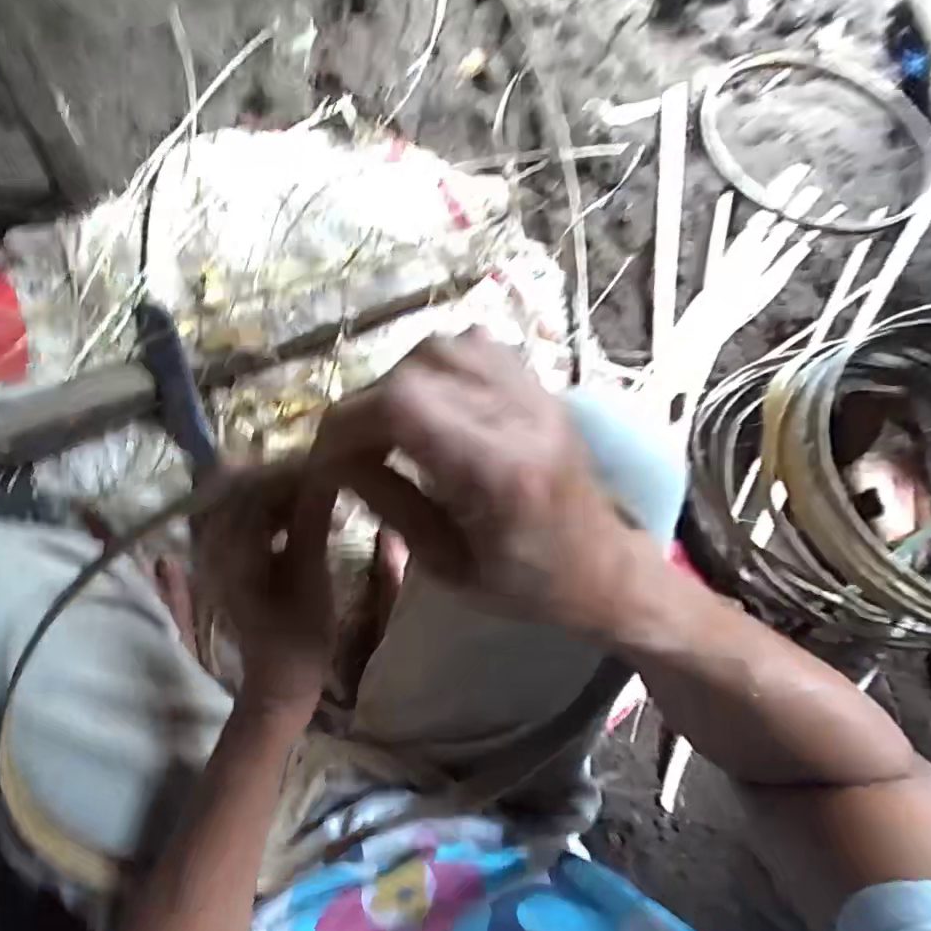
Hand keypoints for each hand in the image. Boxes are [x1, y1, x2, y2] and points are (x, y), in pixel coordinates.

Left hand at [193, 464, 337, 715]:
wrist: (280, 681)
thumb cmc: (300, 634)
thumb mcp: (311, 573)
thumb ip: (311, 518)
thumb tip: (324, 471)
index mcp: (232, 550)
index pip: (250, 488)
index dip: (284, 471)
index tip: (321, 464)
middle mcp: (214, 547)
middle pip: (239, 490)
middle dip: (278, 477)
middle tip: (320, 476)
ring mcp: (216, 556)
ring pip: (240, 503)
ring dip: (275, 494)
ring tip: (314, 494)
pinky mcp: (227, 563)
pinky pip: (243, 521)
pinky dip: (270, 512)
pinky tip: (297, 514)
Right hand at [308, 329, 645, 629]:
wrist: (603, 567)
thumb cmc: (529, 584)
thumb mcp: (449, 566)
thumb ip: (390, 503)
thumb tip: (337, 461)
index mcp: (500, 470)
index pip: (403, 407)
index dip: (348, 424)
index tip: (327, 460)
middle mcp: (519, 416)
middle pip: (416, 370)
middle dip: (366, 407)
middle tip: (358, 450)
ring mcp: (534, 393)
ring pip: (442, 347)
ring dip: (398, 382)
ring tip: (392, 426)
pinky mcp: (539, 385)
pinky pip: (474, 345)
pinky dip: (435, 366)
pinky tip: (431, 402)